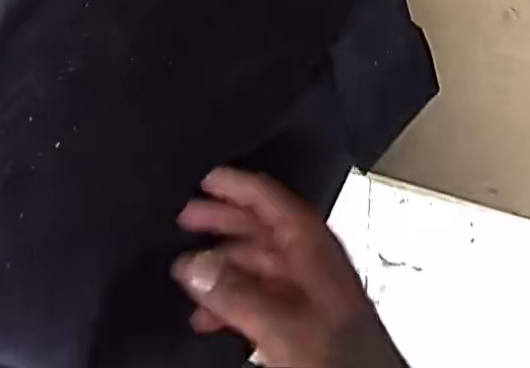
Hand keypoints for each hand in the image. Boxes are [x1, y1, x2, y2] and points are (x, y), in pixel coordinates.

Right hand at [173, 168, 404, 367]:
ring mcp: (307, 280)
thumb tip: (195, 265)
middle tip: (187, 218)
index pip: (264, 193)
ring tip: (189, 273)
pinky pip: (263, 289)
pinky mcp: (305, 309)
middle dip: (220, 220)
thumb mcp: (278, 316)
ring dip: (222, 266)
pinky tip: (211, 313)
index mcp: (306, 236)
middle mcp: (307, 250)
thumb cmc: (342, 348)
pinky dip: (235, 295)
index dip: (233, 183)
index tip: (205, 180)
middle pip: (257, 223)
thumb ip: (234, 289)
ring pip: (256, 259)